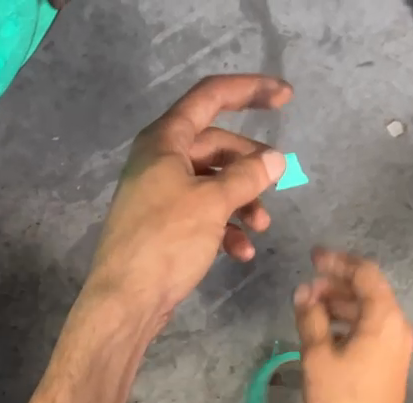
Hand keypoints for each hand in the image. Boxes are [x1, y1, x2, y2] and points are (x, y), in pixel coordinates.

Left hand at [83, 75, 292, 326]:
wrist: (125, 301)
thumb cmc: (165, 242)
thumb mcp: (212, 203)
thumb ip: (247, 177)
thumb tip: (276, 159)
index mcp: (164, 141)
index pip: (211, 97)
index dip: (251, 91)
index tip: (287, 99)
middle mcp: (158, 162)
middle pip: (215, 147)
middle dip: (248, 166)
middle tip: (277, 182)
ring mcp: (158, 197)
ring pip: (210, 186)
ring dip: (241, 203)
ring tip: (262, 226)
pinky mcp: (161, 230)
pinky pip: (199, 217)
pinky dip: (223, 230)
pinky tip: (241, 252)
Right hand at [293, 249, 412, 402]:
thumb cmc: (342, 400)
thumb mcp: (318, 357)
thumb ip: (310, 319)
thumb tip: (304, 292)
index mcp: (384, 318)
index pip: (364, 273)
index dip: (337, 262)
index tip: (312, 257)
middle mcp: (397, 326)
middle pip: (369, 291)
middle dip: (336, 285)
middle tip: (305, 289)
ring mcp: (396, 346)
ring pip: (369, 312)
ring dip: (340, 305)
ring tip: (310, 311)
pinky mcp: (390, 363)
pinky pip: (370, 330)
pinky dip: (348, 324)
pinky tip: (325, 334)